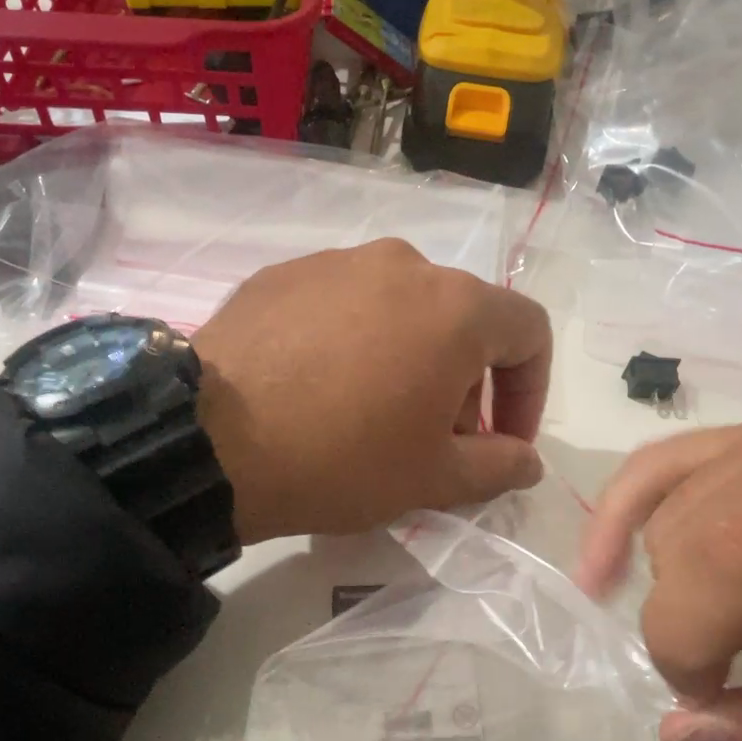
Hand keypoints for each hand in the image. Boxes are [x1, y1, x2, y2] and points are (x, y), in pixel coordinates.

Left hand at [193, 239, 550, 543]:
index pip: (528, 330)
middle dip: (466, 382)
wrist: (211, 442)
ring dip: (410, 360)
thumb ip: (498, 466)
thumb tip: (529, 461)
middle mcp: (403, 264)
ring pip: (401, 308)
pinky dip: (354, 343)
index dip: (530, 391)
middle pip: (462, 319)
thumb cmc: (342, 460)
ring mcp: (337, 261)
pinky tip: (321, 392)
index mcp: (455, 307)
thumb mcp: (433, 478)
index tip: (505, 441)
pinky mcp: (283, 274)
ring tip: (374, 417)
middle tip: (435, 441)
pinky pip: (343, 305)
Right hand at [576, 385, 741, 740]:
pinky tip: (605, 558)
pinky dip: (632, 512)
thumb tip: (674, 725)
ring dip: (694, 578)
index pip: (720, 574)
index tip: (722, 700)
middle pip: (687, 540)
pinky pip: (674, 460)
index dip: (691, 653)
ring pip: (673, 507)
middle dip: (695, 620)